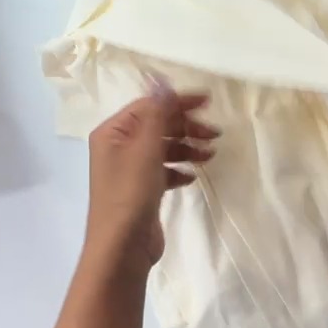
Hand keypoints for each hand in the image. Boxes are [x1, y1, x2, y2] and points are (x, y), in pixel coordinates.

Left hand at [83, 90, 216, 275]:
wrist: (122, 247)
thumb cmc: (131, 193)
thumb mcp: (145, 148)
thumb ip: (157, 113)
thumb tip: (161, 80)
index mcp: (113, 132)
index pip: (149, 106)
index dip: (178, 102)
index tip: (209, 103)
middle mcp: (118, 148)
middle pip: (157, 126)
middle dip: (186, 127)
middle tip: (214, 135)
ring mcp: (129, 171)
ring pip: (163, 149)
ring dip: (187, 148)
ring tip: (209, 156)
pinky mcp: (142, 191)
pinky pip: (163, 171)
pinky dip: (179, 170)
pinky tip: (192, 177)